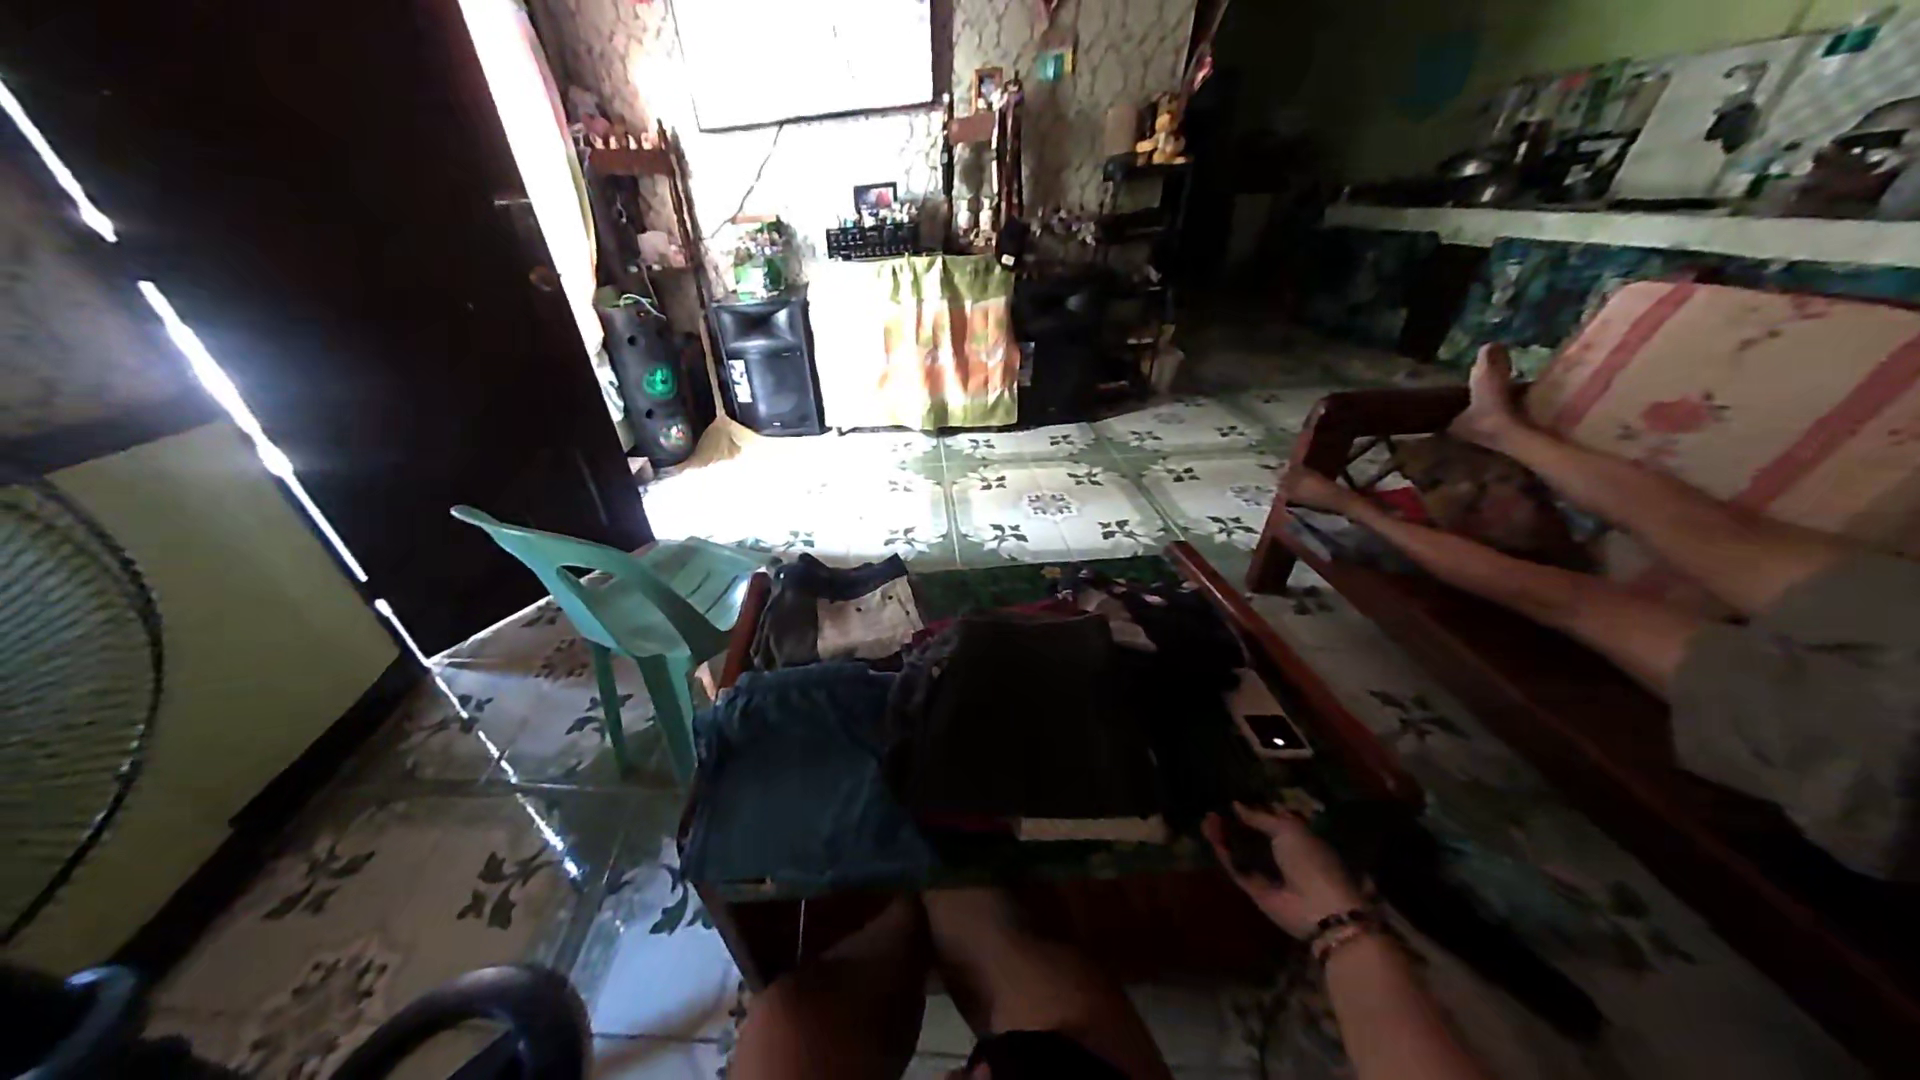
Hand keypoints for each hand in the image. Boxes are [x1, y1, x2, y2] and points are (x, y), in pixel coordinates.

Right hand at [1204, 802, 1366, 938]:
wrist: (1317, 908)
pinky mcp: (1253, 888)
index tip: (1236, 797)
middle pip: (1253, 833)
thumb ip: (1260, 817)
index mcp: (1298, 837)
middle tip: (1216, 807)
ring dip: (1225, 834)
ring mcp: (1267, 871)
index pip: (1273, 818)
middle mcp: (1282, 853)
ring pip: (1240, 849)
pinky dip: (1224, 852)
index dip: (1255, 807)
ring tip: (1207, 819)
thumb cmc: (1311, 861)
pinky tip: (1212, 835)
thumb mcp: (1288, 830)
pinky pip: (1236, 866)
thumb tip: (1236, 805)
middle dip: (1235, 821)